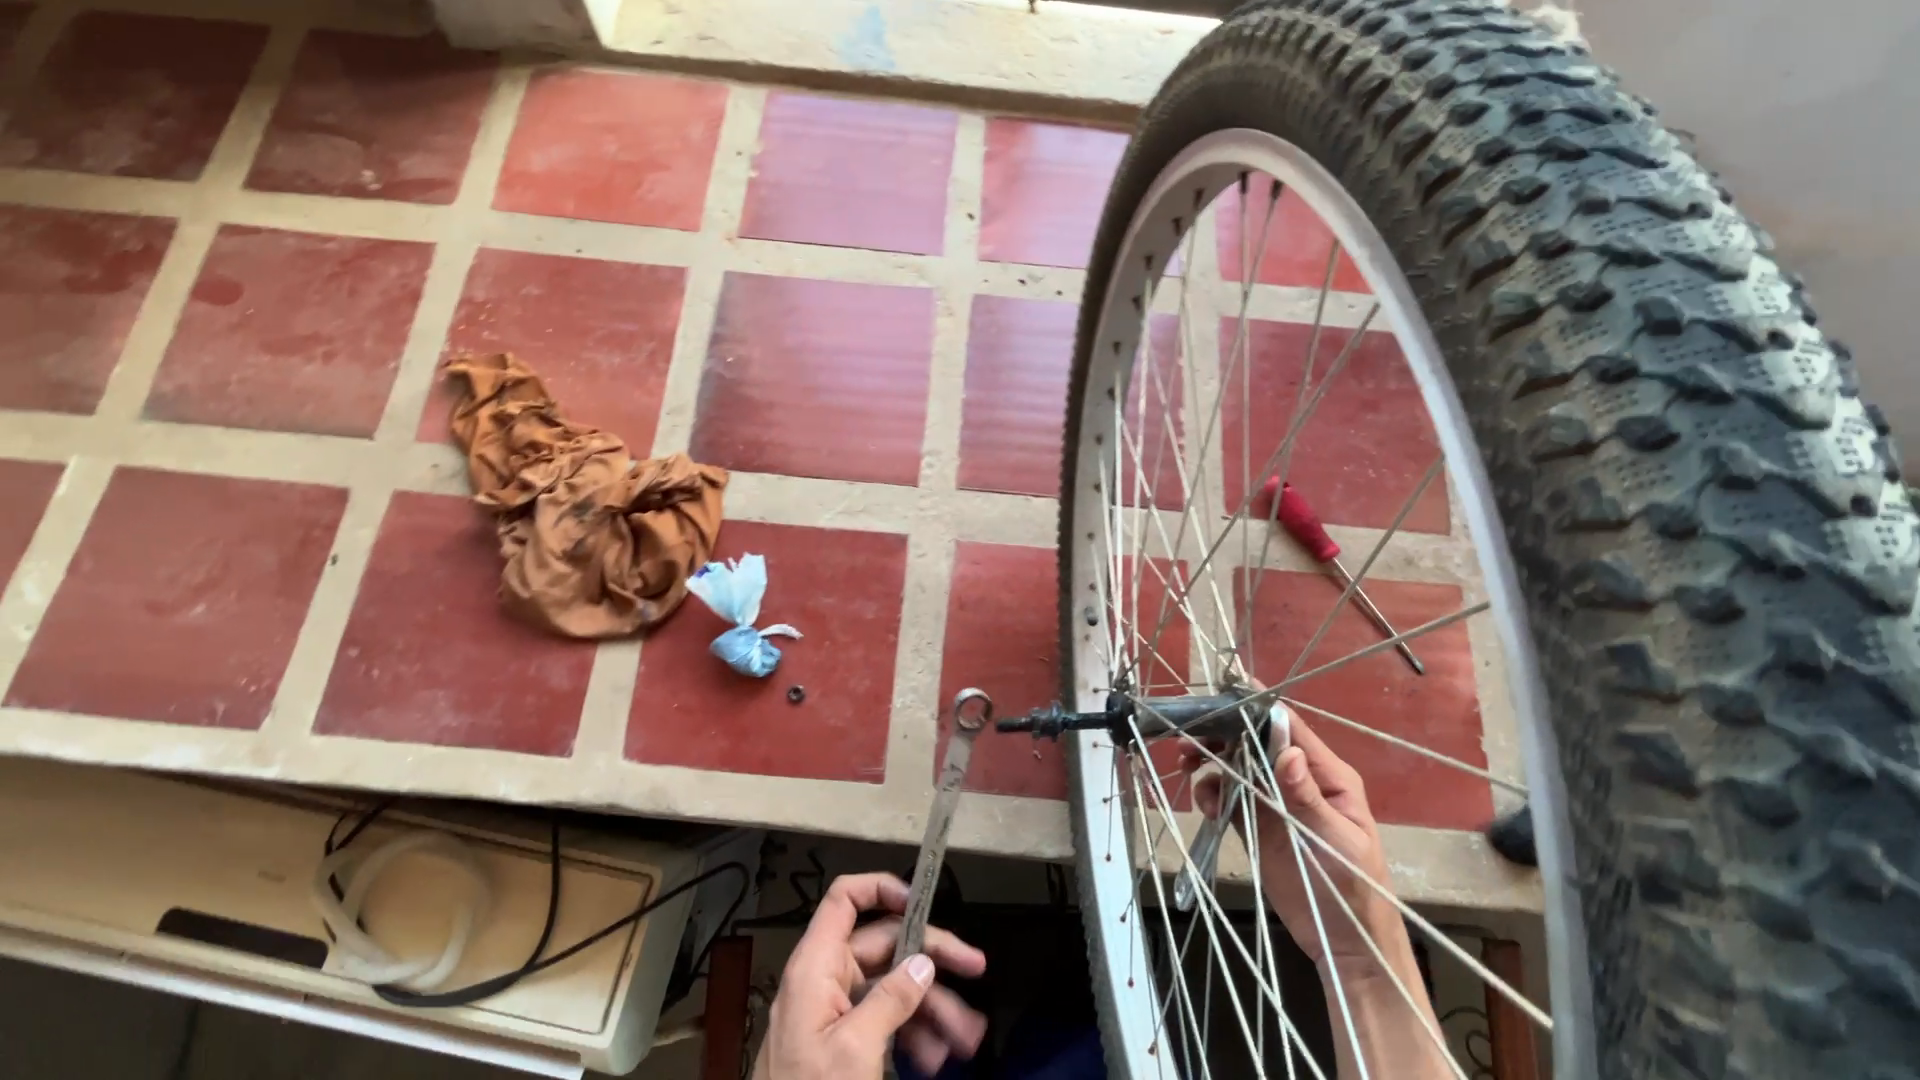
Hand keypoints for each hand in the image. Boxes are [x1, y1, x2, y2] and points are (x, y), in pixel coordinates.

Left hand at [752, 873, 987, 1079]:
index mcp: (817, 965)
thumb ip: (891, 1000)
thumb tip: (923, 962)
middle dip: (932, 960)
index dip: (881, 889)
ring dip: (933, 1006)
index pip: (844, 900)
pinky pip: (886, 1020)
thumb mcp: (853, 1049)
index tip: (921, 901)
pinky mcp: (844, 1039)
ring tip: (967, 1034)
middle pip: (884, 945)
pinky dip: (915, 1033)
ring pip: (893, 987)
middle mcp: (827, 978)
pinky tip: (938, 1055)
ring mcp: (837, 1009)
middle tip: (975, 966)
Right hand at [1182, 708, 1403, 974]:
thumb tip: (1288, 751)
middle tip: (1187, 738)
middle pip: (1254, 742)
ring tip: (1188, 768)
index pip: (1290, 727)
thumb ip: (1307, 797)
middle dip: (1221, 735)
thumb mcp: (1334, 842)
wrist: (1346, 944)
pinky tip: (1208, 809)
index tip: (1223, 692)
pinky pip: (1228, 797)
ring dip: (1210, 763)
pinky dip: (1212, 795)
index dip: (1257, 706)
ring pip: (1236, 766)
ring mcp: (1275, 802)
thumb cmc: (1353, 890)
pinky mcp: (1256, 824)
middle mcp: (1298, 780)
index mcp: (1327, 776)